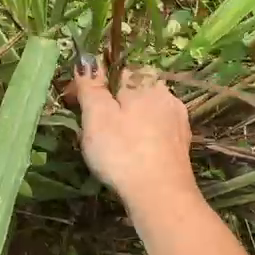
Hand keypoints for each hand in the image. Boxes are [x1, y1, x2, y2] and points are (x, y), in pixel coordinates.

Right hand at [71, 60, 197, 212]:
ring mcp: (177, 119)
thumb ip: (91, 86)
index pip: (115, 71)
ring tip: (109, 142)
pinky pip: (155, 129)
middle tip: (89, 125)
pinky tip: (131, 152)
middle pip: (132, 90)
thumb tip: (86, 60)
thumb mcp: (96, 116)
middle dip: (111, 101)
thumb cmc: (122, 152)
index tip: (73, 103)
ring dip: (127, 119)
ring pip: (145, 110)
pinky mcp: (182, 142)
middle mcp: (165, 94)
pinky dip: (141, 135)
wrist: (160, 194)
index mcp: (144, 83)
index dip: (92, 84)